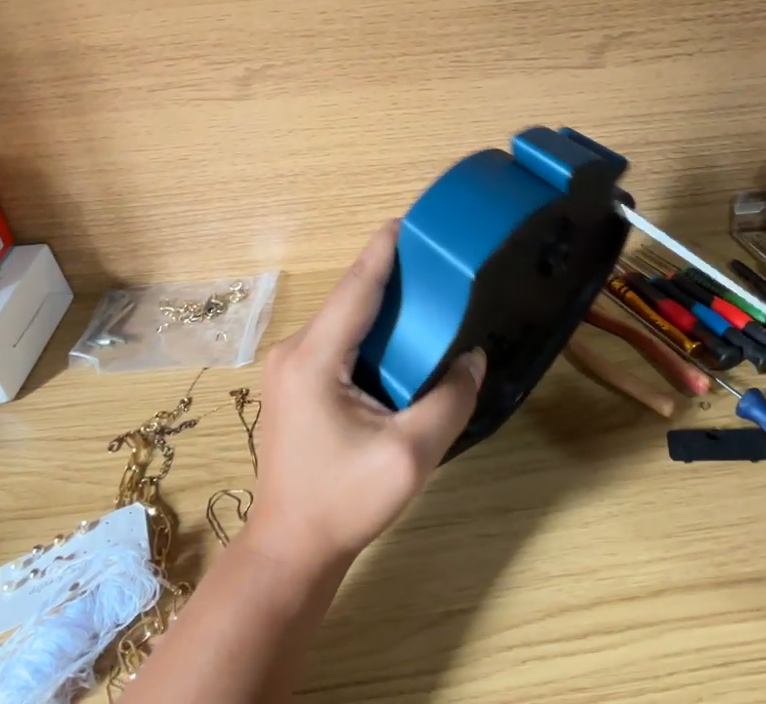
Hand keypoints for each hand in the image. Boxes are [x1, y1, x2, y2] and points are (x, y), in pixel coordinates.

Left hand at [246, 220, 485, 570]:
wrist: (292, 547)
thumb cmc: (344, 501)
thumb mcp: (410, 455)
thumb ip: (449, 401)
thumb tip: (473, 360)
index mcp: (315, 358)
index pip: (357, 286)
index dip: (385, 249)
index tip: (412, 219)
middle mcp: (296, 351)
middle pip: (351, 298)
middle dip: (394, 275)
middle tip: (440, 261)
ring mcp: (292, 367)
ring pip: (346, 319)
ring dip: (385, 305)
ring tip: (430, 293)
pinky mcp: (298, 383)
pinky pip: (341, 342)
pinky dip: (374, 331)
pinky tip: (404, 336)